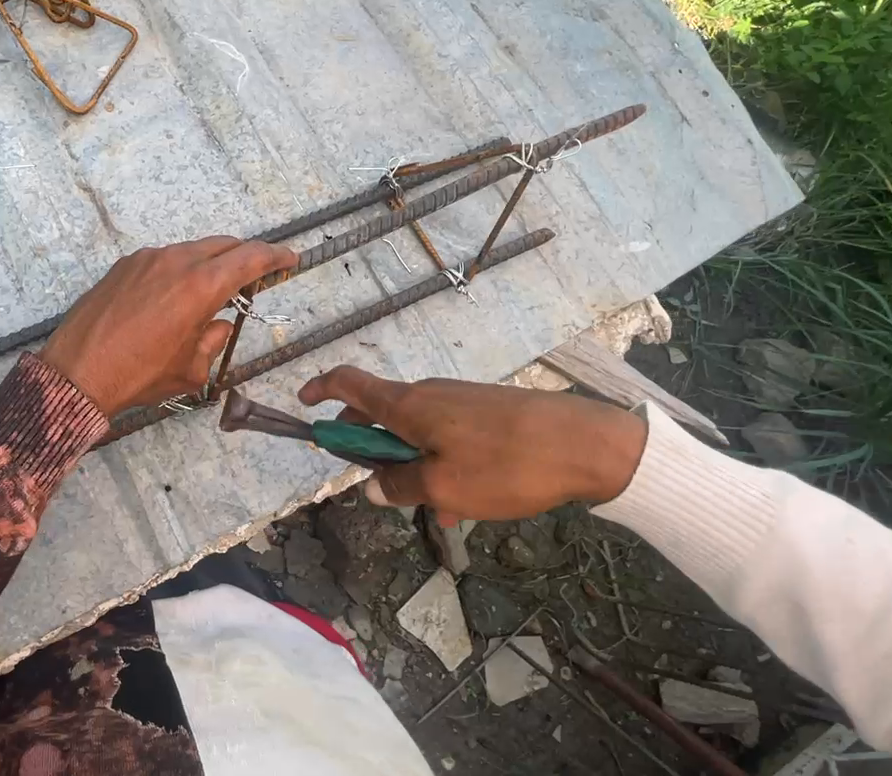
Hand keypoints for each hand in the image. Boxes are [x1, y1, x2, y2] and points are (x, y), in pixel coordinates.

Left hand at [40, 237, 297, 413]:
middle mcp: (174, 261)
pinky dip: (178, 270)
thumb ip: (213, 340)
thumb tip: (219, 325)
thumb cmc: (138, 375)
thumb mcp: (190, 369)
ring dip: (209, 263)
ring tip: (212, 289)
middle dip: (244, 256)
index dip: (274, 256)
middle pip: (222, 246)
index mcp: (199, 286)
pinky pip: (162, 259)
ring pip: (190, 250)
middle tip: (257, 273)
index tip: (290, 258)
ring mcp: (145, 259)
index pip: (249, 258)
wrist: (76, 373)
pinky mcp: (123, 265)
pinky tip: (173, 296)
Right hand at [297, 367, 647, 522]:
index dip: (320, 389)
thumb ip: (400, 486)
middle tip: (372, 480)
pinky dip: (441, 460)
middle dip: (368, 445)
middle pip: (380, 412)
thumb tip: (371, 486)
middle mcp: (427, 395)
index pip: (349, 383)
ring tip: (434, 508)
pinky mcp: (488, 411)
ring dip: (411, 462)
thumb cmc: (505, 464)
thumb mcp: (444, 486)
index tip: (304, 403)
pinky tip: (468, 501)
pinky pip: (448, 434)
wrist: (587, 445)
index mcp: (407, 406)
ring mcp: (460, 400)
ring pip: (418, 429)